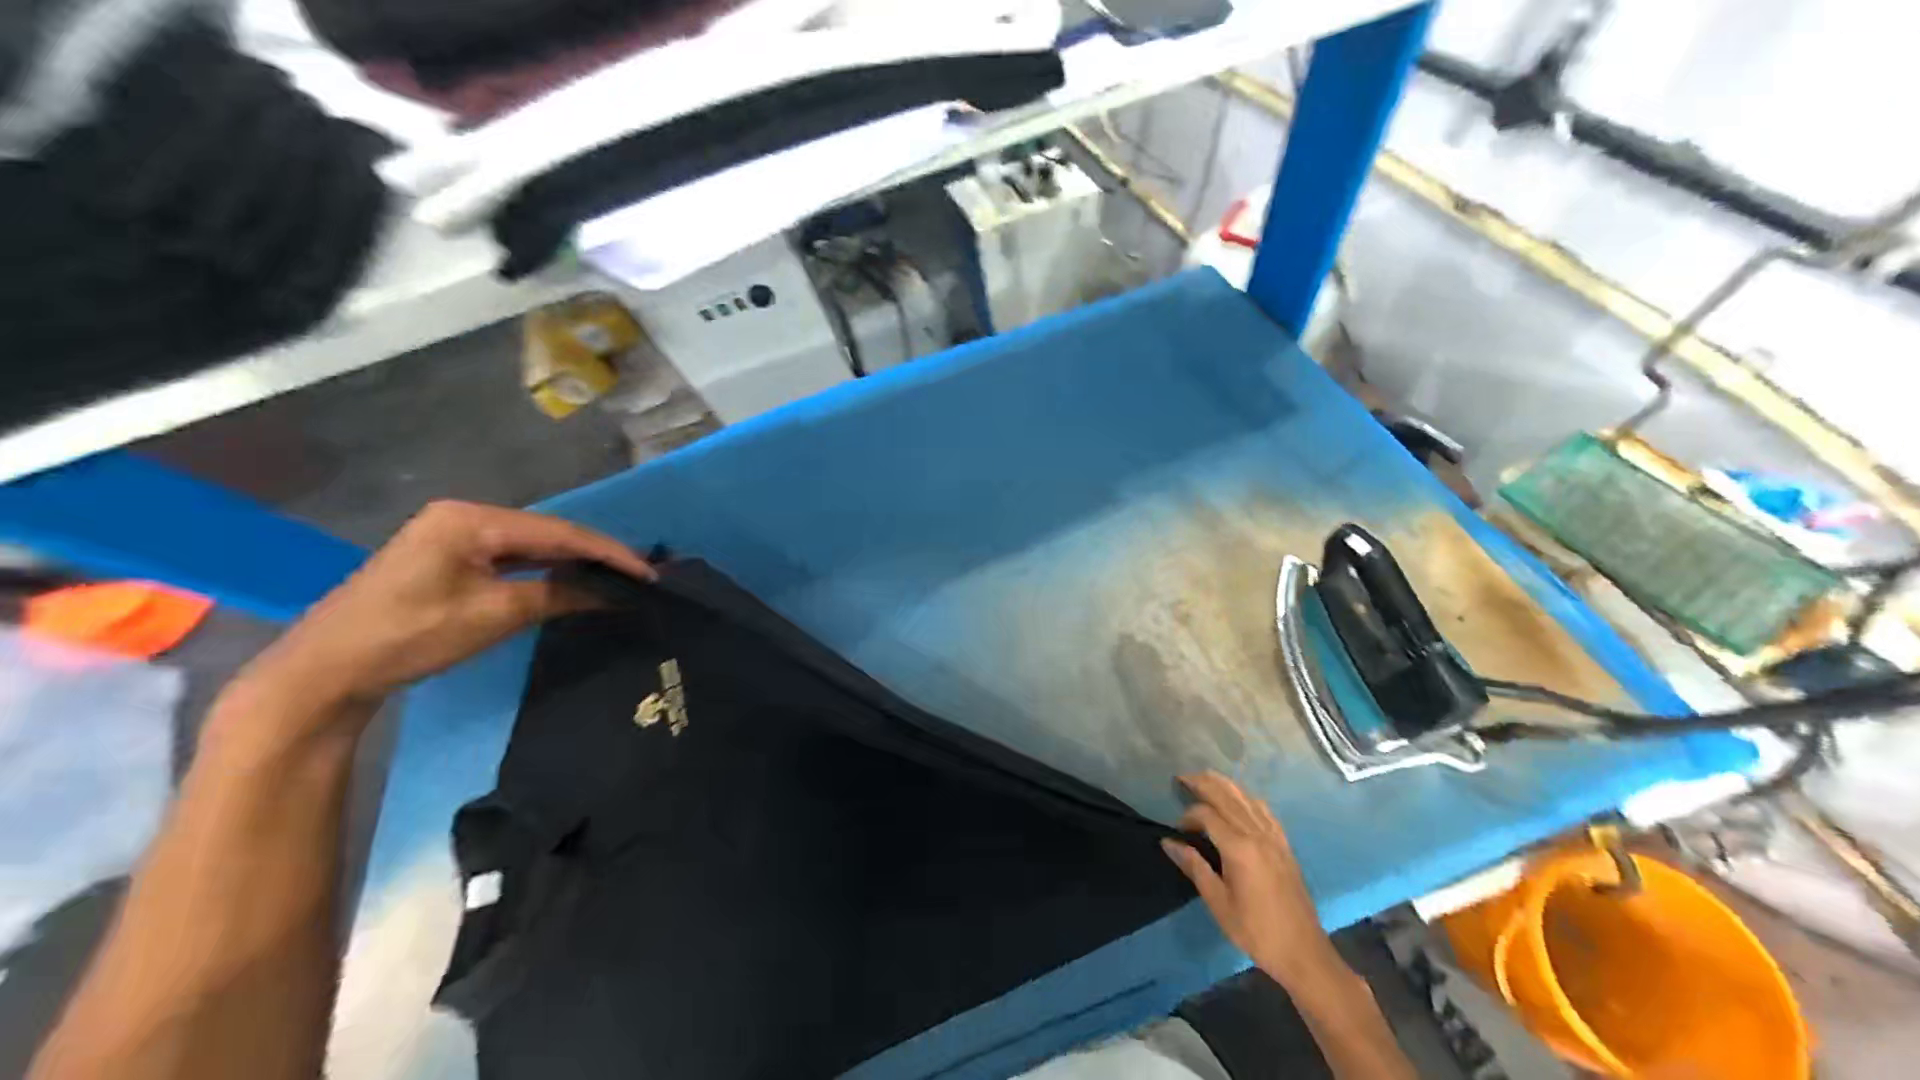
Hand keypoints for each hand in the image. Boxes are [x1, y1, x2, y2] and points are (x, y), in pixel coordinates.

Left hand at [237, 501, 654, 720]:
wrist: (326, 671)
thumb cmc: (411, 635)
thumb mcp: (494, 615)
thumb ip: (557, 595)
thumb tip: (611, 593)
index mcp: (471, 518)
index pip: (558, 532)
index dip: (608, 552)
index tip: (647, 573)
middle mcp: (462, 515)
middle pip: (546, 532)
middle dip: (593, 553)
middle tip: (637, 574)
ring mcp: (451, 534)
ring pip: (530, 544)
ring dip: (570, 561)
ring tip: (615, 576)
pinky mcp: (445, 556)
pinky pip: (509, 556)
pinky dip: (542, 569)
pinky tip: (568, 579)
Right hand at [1161, 771, 1340, 986]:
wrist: (1303, 952)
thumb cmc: (1255, 930)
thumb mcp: (1218, 902)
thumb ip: (1194, 866)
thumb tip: (1168, 842)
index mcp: (1239, 848)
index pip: (1207, 815)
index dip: (1188, 816)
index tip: (1177, 830)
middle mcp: (1257, 835)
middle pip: (1227, 797)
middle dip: (1203, 783)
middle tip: (1182, 778)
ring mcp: (1275, 838)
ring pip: (1247, 799)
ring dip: (1225, 785)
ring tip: (1206, 779)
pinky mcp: (1285, 846)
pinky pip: (1265, 812)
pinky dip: (1248, 799)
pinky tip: (1241, 800)